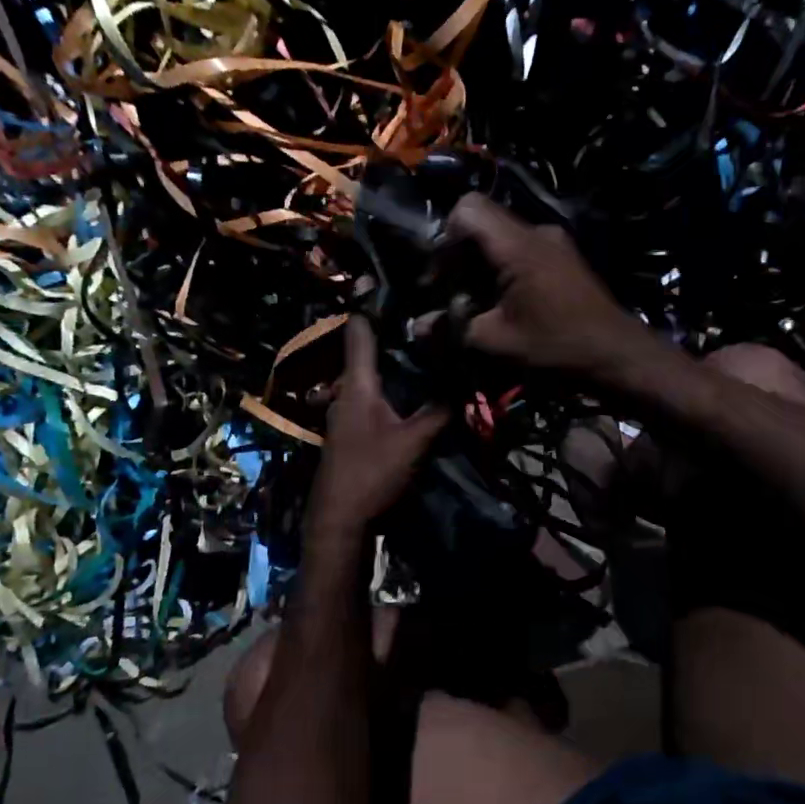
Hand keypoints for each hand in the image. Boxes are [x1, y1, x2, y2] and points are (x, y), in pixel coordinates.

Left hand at [309, 316, 450, 534]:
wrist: (339, 519)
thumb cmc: (372, 473)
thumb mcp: (414, 441)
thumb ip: (440, 410)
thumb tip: (465, 381)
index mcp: (357, 384)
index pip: (359, 331)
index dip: (373, 304)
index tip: (394, 284)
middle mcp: (346, 393)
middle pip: (366, 354)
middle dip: (393, 337)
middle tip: (427, 322)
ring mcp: (345, 414)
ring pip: (370, 379)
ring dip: (392, 368)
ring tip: (426, 356)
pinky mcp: (350, 433)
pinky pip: (371, 400)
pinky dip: (389, 391)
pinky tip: (411, 397)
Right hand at [445, 194, 662, 383]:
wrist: (619, 358)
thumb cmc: (557, 348)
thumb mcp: (496, 343)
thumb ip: (451, 329)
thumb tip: (416, 326)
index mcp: (519, 245)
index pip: (468, 208)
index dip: (444, 237)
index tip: (440, 276)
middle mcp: (538, 233)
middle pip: (483, 224)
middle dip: (458, 258)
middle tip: (450, 296)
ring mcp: (554, 244)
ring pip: (501, 240)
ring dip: (479, 268)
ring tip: (474, 306)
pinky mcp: (563, 261)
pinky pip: (521, 252)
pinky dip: (501, 273)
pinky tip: (501, 307)